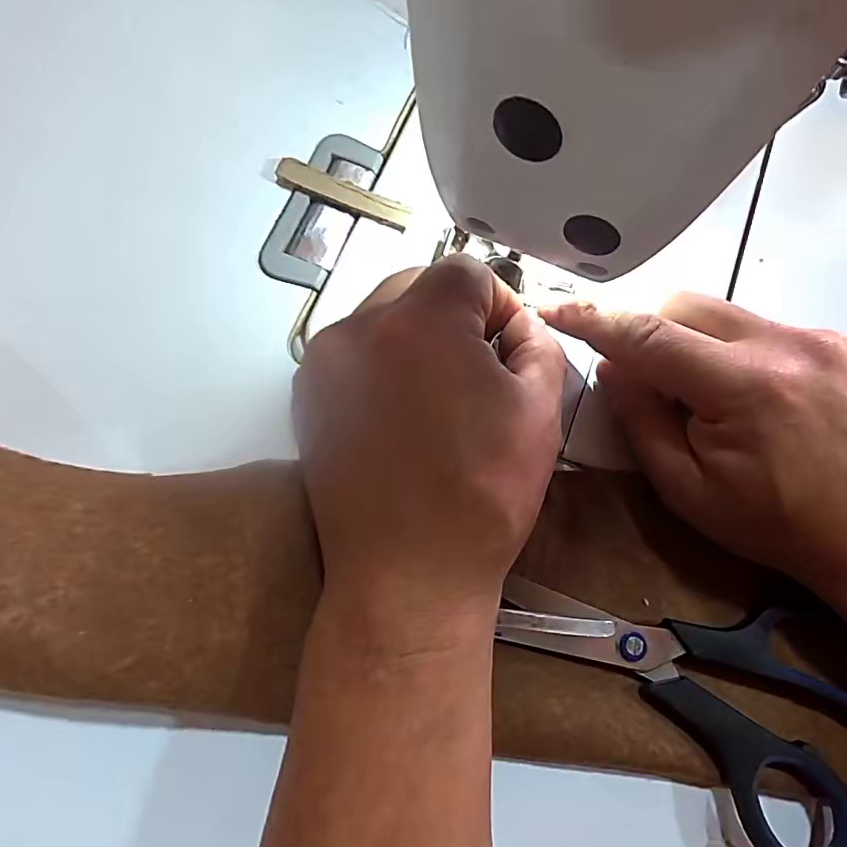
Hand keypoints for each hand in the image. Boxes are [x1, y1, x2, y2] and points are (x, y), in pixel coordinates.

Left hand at [294, 257, 567, 646]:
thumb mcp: (540, 411)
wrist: (407, 573)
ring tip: (441, 400)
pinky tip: (404, 420)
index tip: (512, 349)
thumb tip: (517, 327)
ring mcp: (323, 364)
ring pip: (382, 319)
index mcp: (420, 321)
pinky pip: (354, 357)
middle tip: (481, 372)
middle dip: (456, 316)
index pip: (467, 272)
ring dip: (417, 340)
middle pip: (418, 287)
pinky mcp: (306, 400)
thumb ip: (538, 344)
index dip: (501, 305)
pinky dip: (384, 369)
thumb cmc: (482, 495)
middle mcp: (358, 327)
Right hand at [543, 296, 846, 604]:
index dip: (596, 321)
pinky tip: (734, 393)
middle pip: (684, 305)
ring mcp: (815, 338)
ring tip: (693, 396)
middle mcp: (785, 346)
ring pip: (719, 311)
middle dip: (644, 331)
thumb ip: (641, 421)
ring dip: (686, 340)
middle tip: (637, 378)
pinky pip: (753, 325)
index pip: (651, 335)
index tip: (559, 311)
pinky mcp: (830, 340)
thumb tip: (613, 366)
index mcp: (746, 389)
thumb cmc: (773, 524)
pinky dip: (724, 347)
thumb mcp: (685, 489)